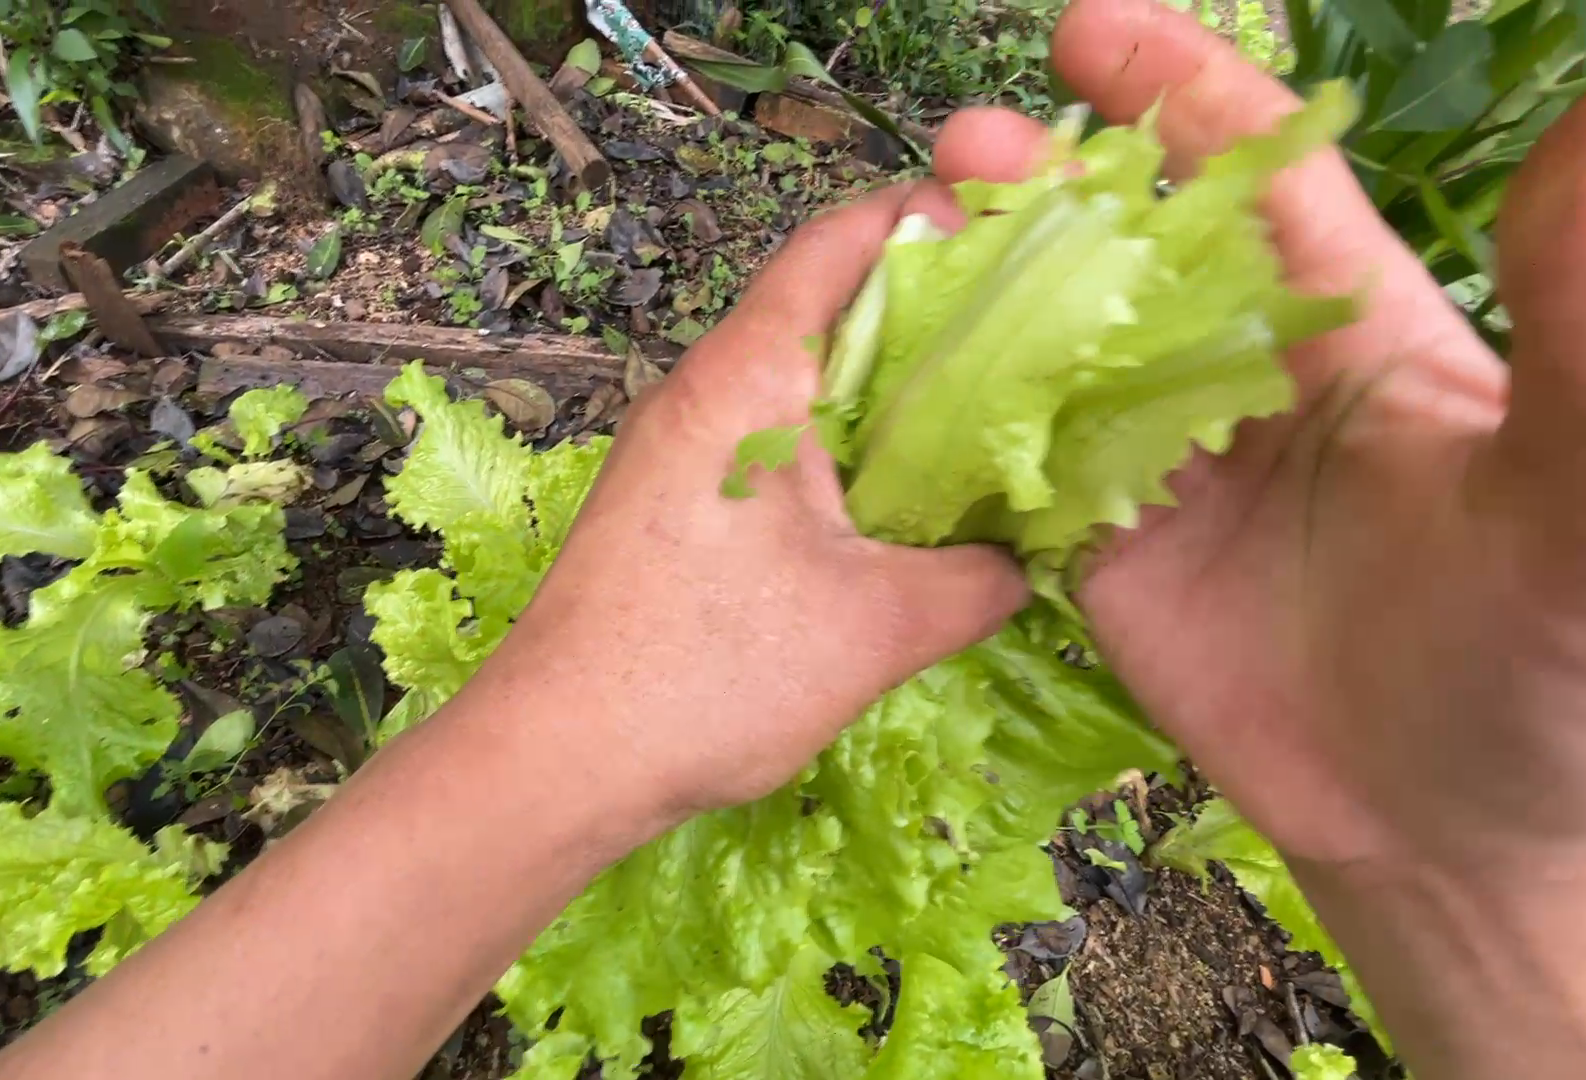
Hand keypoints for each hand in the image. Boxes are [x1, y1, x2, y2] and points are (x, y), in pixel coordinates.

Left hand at [471, 186, 1022, 832]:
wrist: (560, 752)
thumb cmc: (707, 673)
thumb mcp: (874, 627)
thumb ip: (976, 580)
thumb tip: (1021, 561)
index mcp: (745, 377)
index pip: (836, 242)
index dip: (925, 220)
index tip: (1009, 246)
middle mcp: (701, 391)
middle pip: (823, 312)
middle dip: (925, 324)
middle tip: (1025, 356)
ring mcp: (677, 448)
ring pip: (797, 389)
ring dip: (880, 404)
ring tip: (974, 436)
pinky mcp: (669, 502)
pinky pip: (769, 448)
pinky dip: (836, 458)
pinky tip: (890, 509)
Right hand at [935, 0, 1585, 1072]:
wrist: (1443, 815)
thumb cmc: (1555, 662)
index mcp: (1335, 331)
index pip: (1243, 182)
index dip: (1170, 96)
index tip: (1079, 34)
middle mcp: (1219, 385)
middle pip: (1103, 268)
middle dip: (1028, 200)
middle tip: (944, 160)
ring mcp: (1138, 470)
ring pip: (1034, 368)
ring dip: (966, 316)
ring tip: (893, 270)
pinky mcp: (1086, 552)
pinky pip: (1006, 477)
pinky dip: (949, 440)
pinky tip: (886, 408)